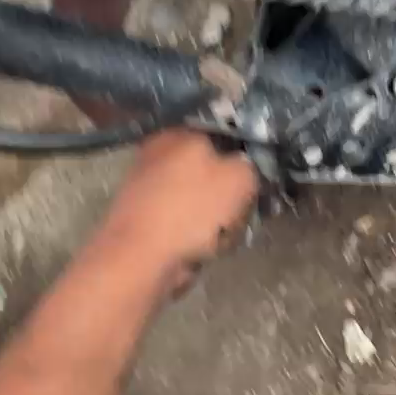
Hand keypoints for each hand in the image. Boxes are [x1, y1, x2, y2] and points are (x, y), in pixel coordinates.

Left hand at [95, 131, 257, 289]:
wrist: (140, 259)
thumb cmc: (191, 210)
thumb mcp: (240, 178)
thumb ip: (249, 165)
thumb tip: (244, 168)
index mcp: (178, 134)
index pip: (224, 138)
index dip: (245, 161)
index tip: (255, 184)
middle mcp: (157, 155)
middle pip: (211, 172)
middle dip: (230, 195)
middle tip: (240, 214)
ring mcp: (146, 189)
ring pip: (200, 201)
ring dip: (216, 220)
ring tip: (221, 237)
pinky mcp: (143, 220)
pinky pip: (183, 223)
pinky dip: (195, 235)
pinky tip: (201, 248)